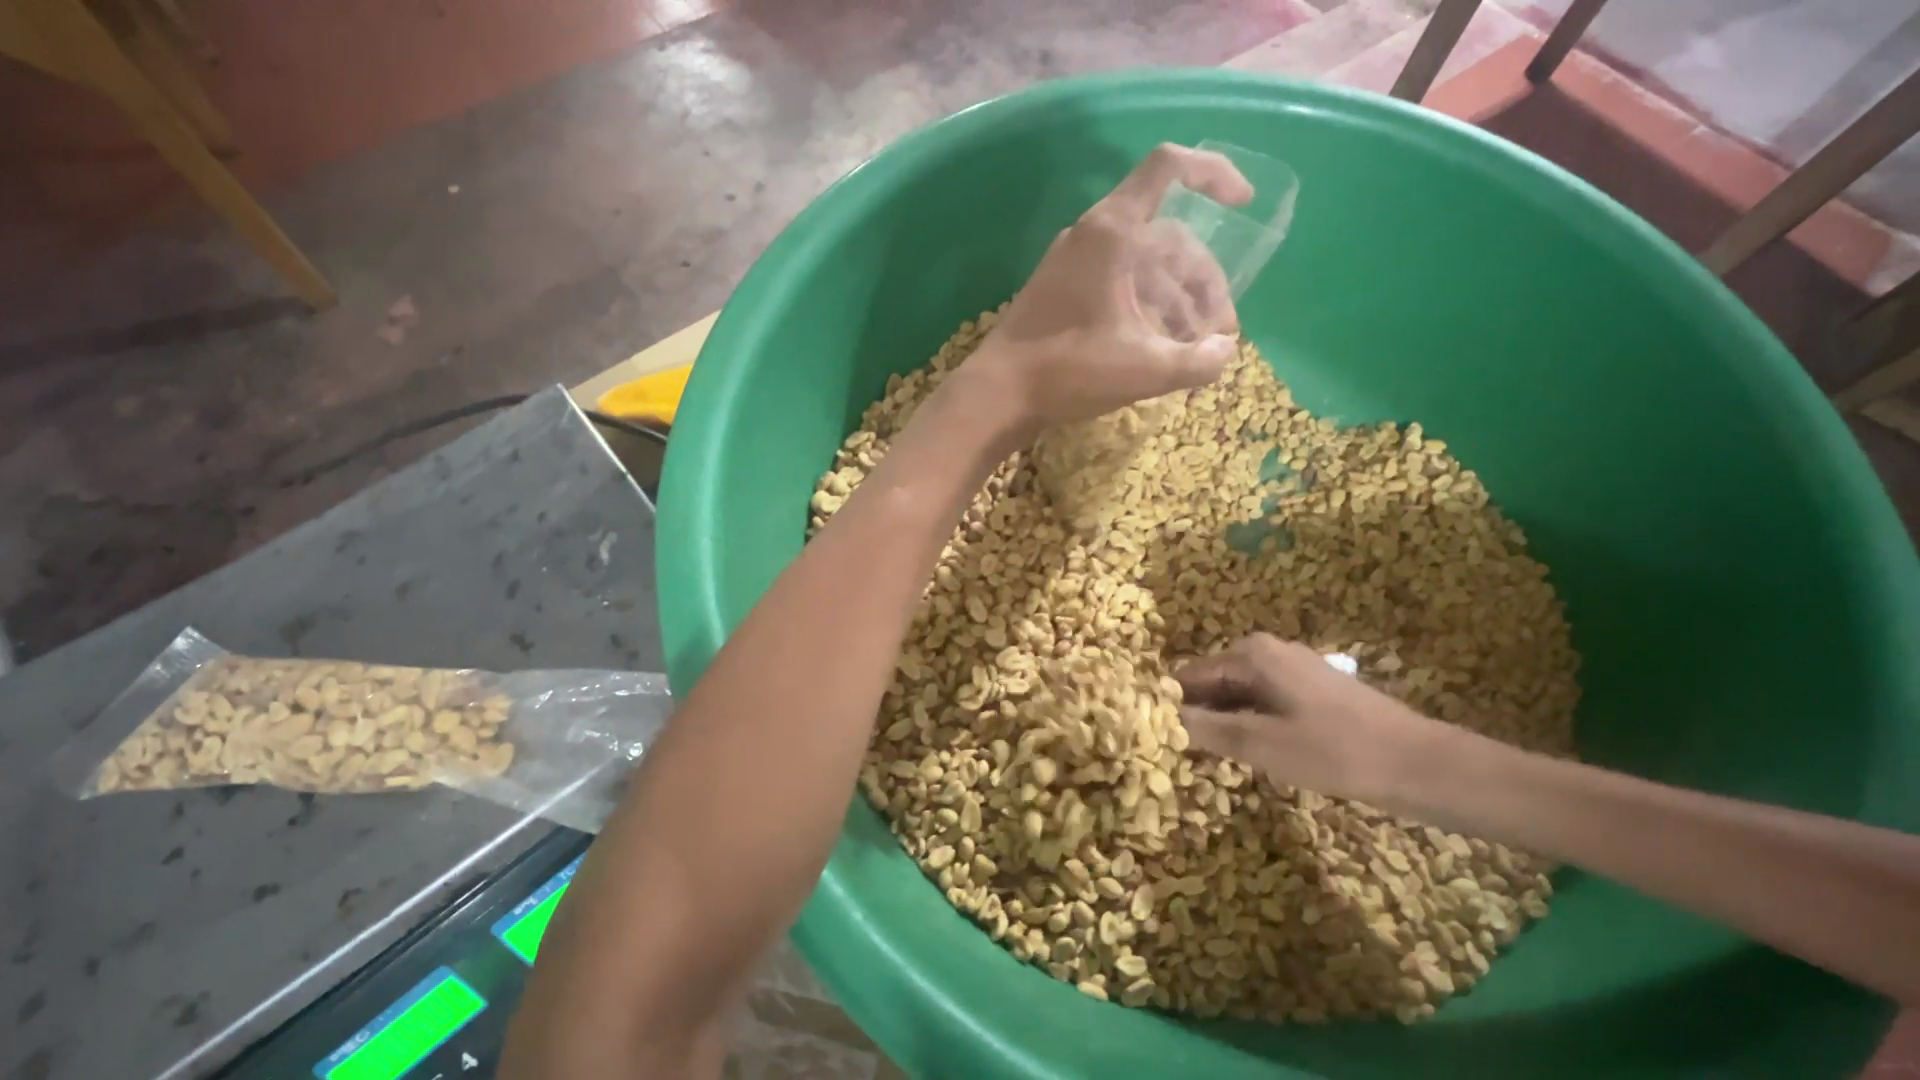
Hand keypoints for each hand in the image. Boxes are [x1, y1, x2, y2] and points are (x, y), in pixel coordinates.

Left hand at [967, 143, 1253, 430]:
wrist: (998, 394)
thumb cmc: (1069, 371)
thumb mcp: (1145, 368)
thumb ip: (1198, 360)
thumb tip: (1224, 351)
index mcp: (1113, 232)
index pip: (1169, 168)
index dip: (1213, 173)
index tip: (1243, 202)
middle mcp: (1094, 235)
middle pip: (1168, 237)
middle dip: (1204, 282)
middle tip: (1222, 332)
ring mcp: (1076, 262)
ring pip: (1146, 266)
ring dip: (1180, 301)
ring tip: (1199, 348)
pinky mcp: (1066, 289)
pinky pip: (1121, 284)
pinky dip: (1149, 308)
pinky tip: (1165, 348)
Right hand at [1176, 634, 1447, 802]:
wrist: (1417, 765)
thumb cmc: (1335, 751)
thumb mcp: (1261, 743)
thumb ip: (1206, 728)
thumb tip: (1156, 715)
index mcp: (1252, 653)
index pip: (1189, 676)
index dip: (1171, 706)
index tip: (1156, 740)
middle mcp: (1270, 651)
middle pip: (1213, 683)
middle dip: (1196, 716)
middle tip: (1181, 758)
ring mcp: (1294, 671)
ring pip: (1239, 696)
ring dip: (1223, 725)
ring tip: (1209, 763)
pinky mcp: (1313, 693)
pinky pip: (1264, 704)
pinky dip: (1250, 726)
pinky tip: (1250, 757)